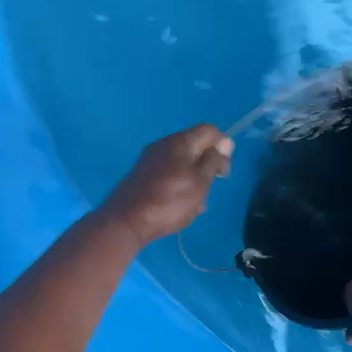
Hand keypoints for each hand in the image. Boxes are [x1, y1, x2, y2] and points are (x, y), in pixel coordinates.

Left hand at [98, 124, 233, 244]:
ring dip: (194, 180)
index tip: (224, 171)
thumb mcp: (201, 181)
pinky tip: (179, 207)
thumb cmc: (170, 201)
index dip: (223, 145)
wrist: (126, 221)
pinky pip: (169, 175)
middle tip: (209, 188)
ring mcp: (150, 160)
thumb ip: (213, 160)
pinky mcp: (142, 176)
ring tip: (196, 203)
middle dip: (208, 166)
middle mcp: (162, 145)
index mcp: (179, 141)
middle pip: (194, 147)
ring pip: (182, 164)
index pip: (209, 130)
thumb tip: (224, 142)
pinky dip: (179, 186)